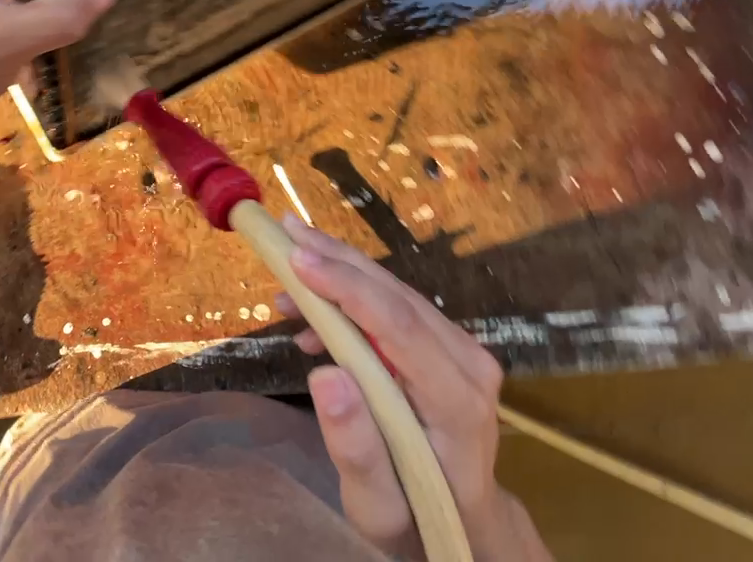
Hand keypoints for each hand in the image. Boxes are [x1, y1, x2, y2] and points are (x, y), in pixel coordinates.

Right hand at [277, 217, 550, 560]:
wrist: (458, 517)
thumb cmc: (411, 515)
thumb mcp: (375, 503)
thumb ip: (354, 445)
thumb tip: (324, 374)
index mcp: (455, 402)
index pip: (399, 325)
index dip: (346, 286)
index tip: (296, 258)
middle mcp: (468, 364)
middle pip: (396, 296)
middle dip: (336, 261)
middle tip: (284, 233)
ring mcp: (462, 350)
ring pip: (394, 292)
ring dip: (338, 272)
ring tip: (285, 267)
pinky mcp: (447, 345)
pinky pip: (395, 306)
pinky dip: (349, 295)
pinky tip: (310, 311)